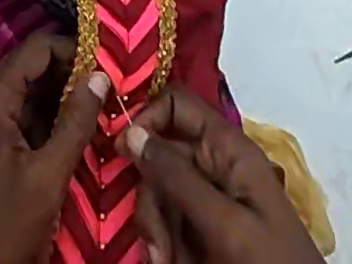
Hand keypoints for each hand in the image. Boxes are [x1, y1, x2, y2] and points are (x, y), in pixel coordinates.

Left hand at [0, 35, 109, 263]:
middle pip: (27, 65)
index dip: (74, 52)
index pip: (37, 47)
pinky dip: (33, 116)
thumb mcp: (47, 178)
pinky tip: (58, 137)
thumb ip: (75, 123)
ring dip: (52, 99)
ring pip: (17, 88)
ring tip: (88, 117)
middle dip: (66, 77)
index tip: (105, 72)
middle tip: (103, 98)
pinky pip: (5, 109)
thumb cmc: (0, 228)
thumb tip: (100, 76)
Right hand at [117, 88, 324, 263]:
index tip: (124, 153)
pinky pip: (170, 219)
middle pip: (161, 153)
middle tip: (156, 245)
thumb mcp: (223, 225)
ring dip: (155, 228)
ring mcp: (211, 196)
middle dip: (150, 196)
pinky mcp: (206, 227)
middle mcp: (216, 162)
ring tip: (164, 262)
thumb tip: (131, 133)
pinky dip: (165, 242)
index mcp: (228, 148)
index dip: (146, 118)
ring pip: (160, 189)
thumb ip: (176, 177)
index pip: (176, 103)